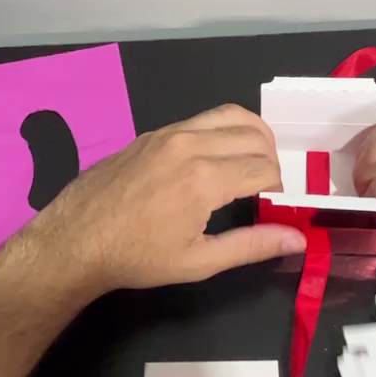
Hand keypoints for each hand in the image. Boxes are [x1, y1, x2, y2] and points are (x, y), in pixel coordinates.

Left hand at [0, 104, 306, 297]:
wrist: (76, 240)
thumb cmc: (137, 257)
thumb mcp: (199, 261)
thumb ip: (252, 245)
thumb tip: (299, 238)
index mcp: (205, 178)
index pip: (266, 168)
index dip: (279, 188)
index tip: (275, 206)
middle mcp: (191, 145)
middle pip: (255, 135)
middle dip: (271, 159)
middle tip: (267, 187)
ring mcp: (169, 133)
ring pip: (230, 115)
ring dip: (252, 135)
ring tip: (252, 163)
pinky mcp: (152, 133)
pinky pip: (202, 119)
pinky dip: (223, 130)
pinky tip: (217, 158)